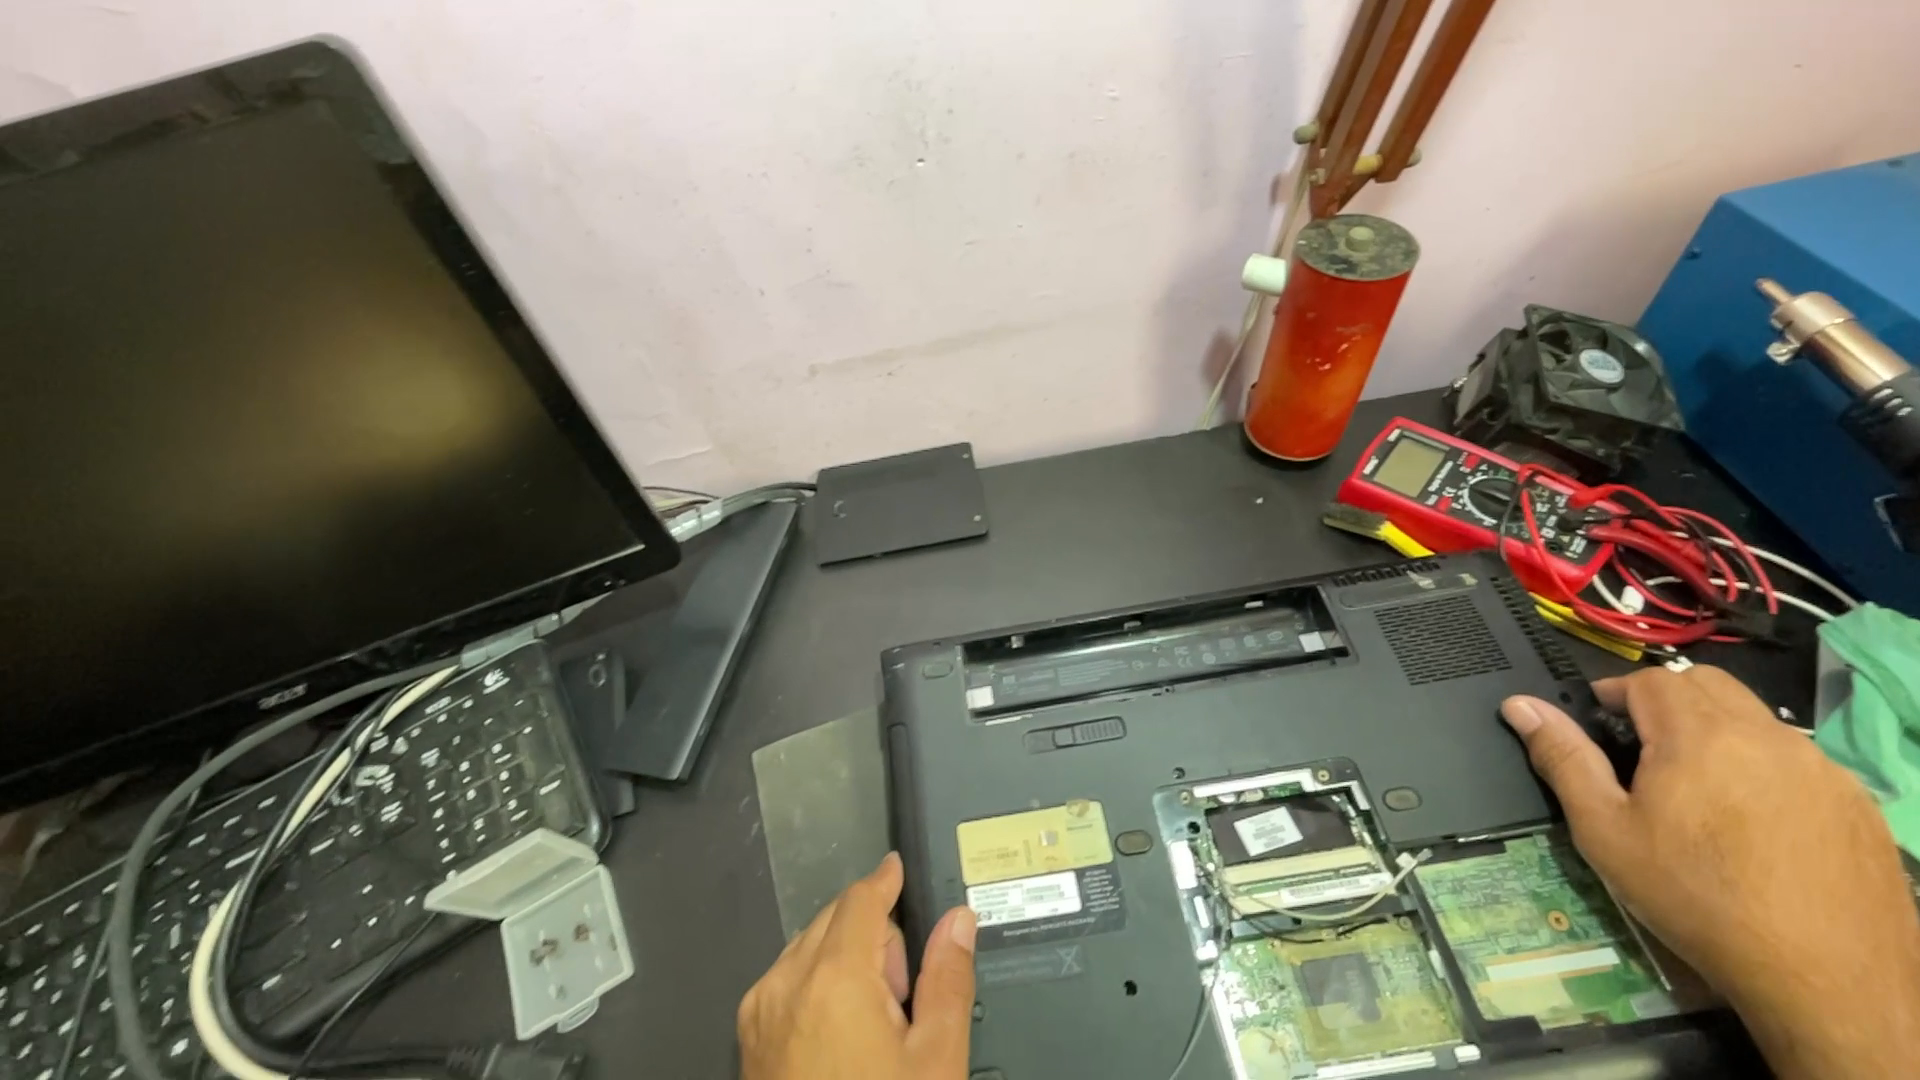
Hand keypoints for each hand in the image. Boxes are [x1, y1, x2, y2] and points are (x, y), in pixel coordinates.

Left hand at [738, 852, 977, 1079]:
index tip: (898, 867)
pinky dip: (816, 982)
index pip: (861, 901)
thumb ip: (948, 978)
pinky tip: (841, 1036)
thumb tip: (958, 919)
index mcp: (833, 977)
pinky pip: (787, 979)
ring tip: (874, 1023)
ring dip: (844, 957)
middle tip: (903, 993)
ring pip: (809, 948)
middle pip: (835, 920)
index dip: (884, 879)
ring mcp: (759, 1011)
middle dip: (873, 933)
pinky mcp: (747, 1039)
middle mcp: (785, 981)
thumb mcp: (935, 1060)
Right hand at [1502, 667, 1919, 1079]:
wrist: (1822, 978)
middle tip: (1640, 746)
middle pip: (1708, 684)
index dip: (1616, 694)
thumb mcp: (1604, 829)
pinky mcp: (1858, 803)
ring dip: (1715, 728)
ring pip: (1756, 717)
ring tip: (1693, 784)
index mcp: (1700, 737)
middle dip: (1665, 699)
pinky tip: (1750, 818)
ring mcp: (1823, 769)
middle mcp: (1767, 737)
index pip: (1651, 680)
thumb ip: (1563, 757)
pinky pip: (1799, 758)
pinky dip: (1761, 764)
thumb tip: (1520, 705)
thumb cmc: (1693, 896)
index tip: (1600, 728)